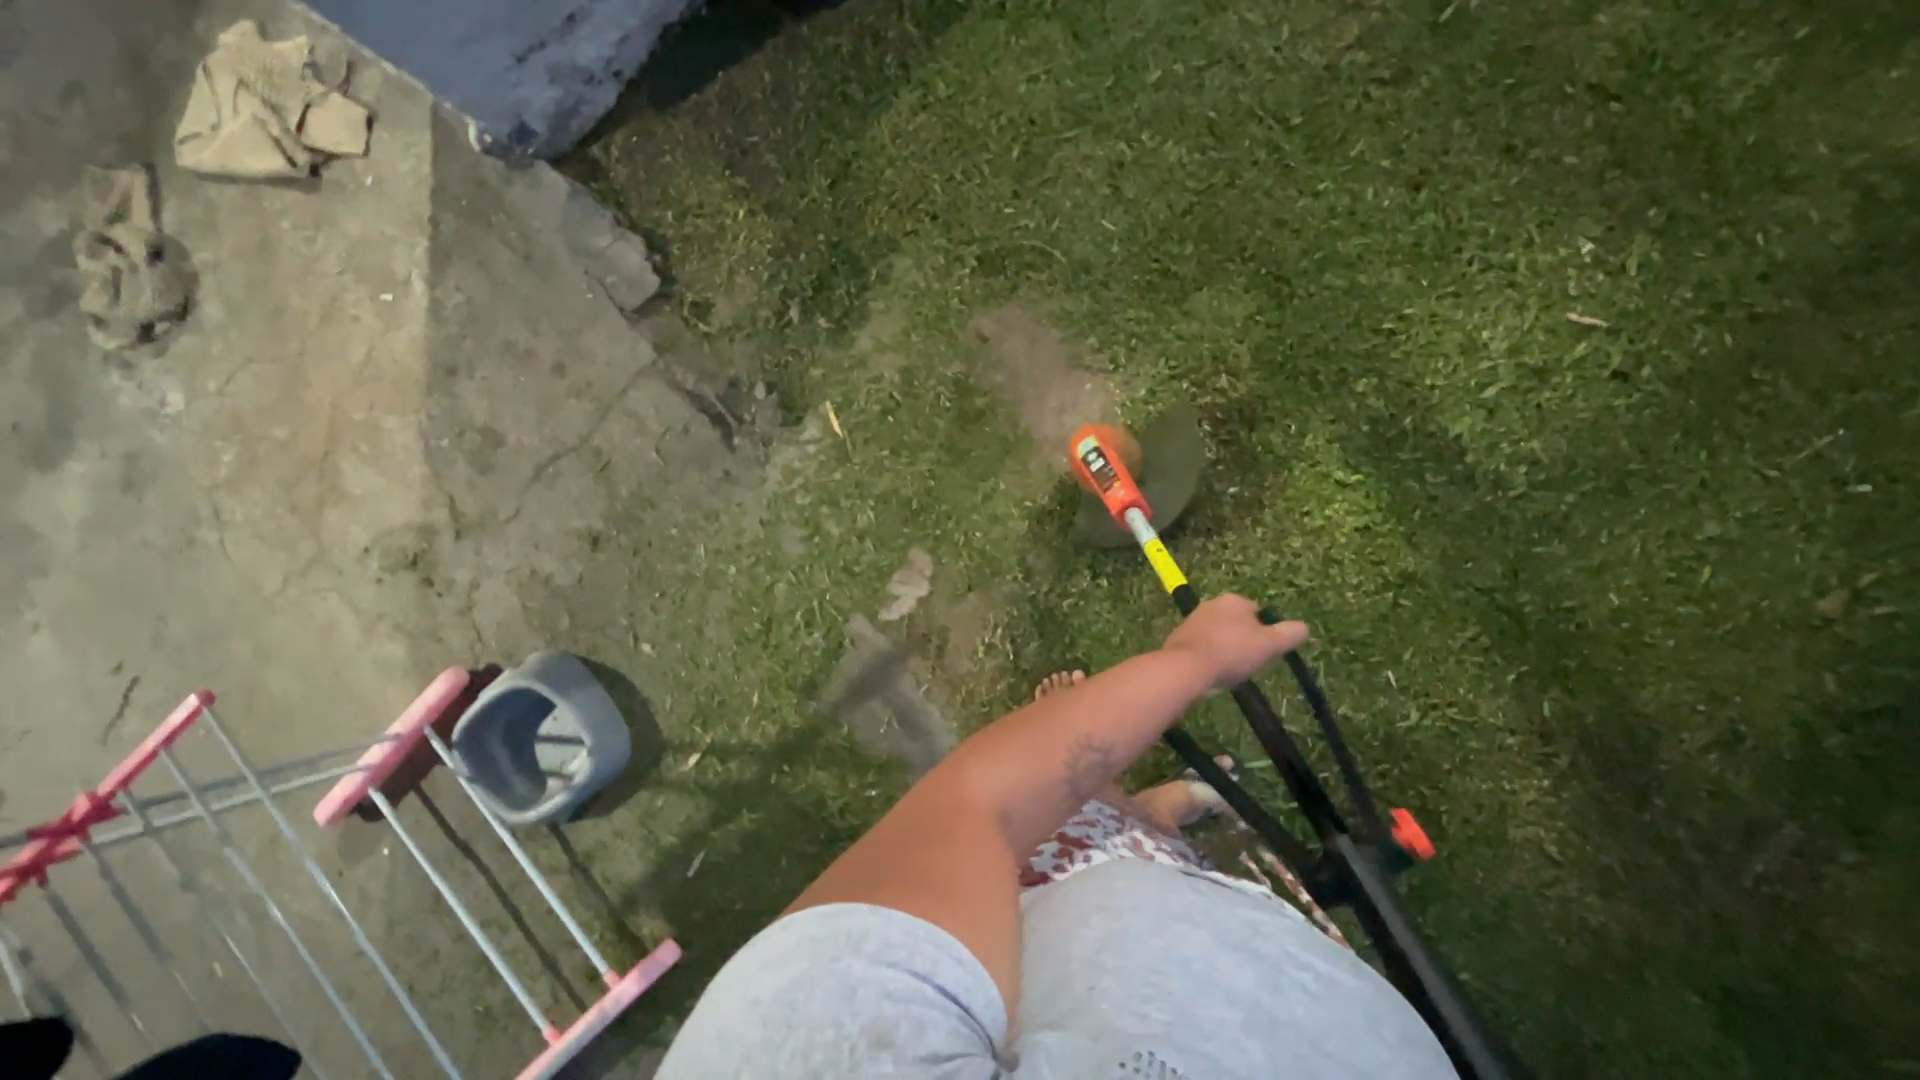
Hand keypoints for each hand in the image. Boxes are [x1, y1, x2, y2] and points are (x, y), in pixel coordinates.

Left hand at [1162, 594, 1309, 689]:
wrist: (1187, 667)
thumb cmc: (1232, 652)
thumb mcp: (1270, 644)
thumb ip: (1290, 634)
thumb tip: (1303, 628)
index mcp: (1233, 600)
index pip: (1258, 613)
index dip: (1266, 633)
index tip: (1266, 652)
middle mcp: (1211, 604)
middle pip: (1237, 624)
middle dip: (1245, 641)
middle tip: (1249, 663)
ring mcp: (1192, 620)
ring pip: (1219, 635)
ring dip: (1227, 650)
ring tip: (1230, 670)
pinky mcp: (1179, 637)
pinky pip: (1202, 646)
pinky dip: (1210, 657)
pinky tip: (1212, 672)